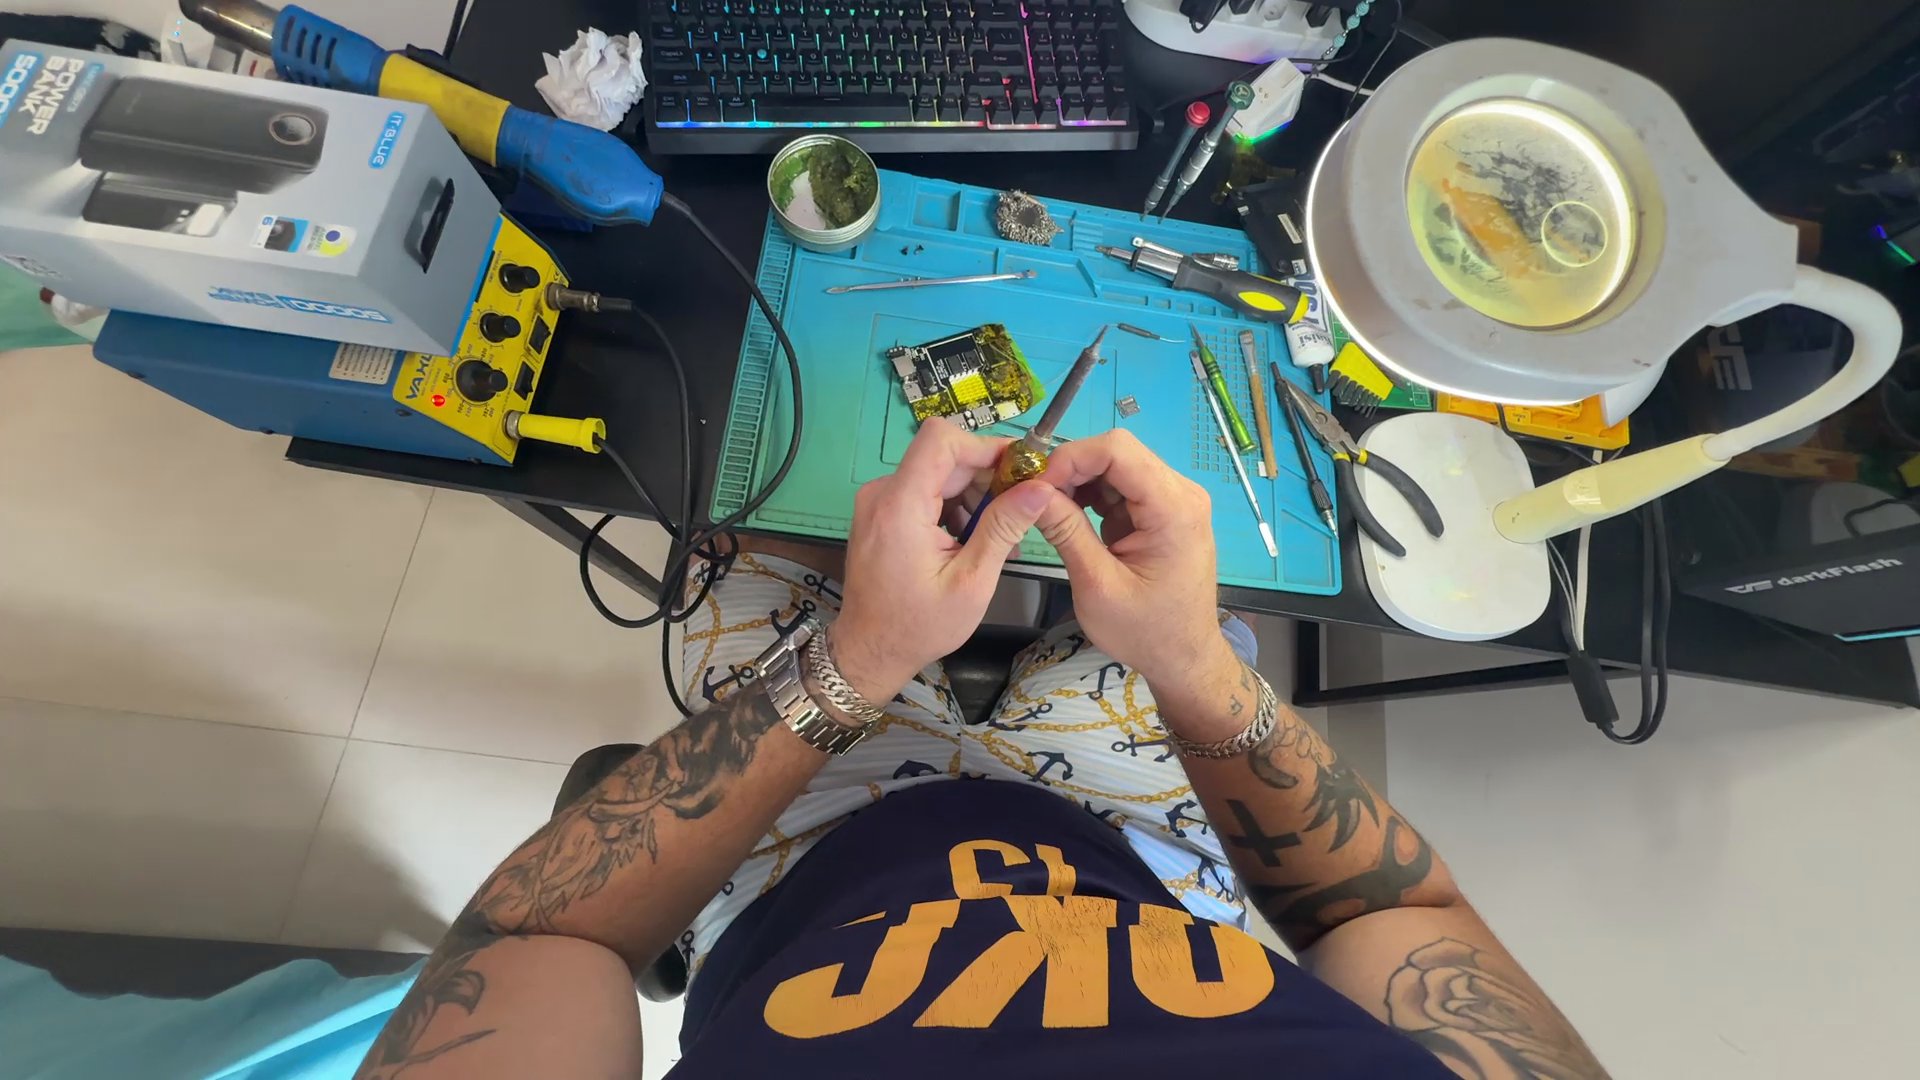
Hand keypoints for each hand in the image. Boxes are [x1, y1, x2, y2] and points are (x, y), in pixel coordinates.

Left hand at [831, 418, 1056, 705]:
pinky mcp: (880, 513)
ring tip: (998, 536)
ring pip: (936, 473)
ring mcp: (877, 502)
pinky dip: (952, 507)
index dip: (983, 446)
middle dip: (985, 477)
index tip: (1017, 470)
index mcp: (900, 506)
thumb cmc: (920, 626)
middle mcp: (882, 493)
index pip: (941, 439)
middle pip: (942, 457)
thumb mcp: (971, 581)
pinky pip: (923, 491)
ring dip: (972, 495)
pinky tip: (972, 540)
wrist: (869, 651)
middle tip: (1018, 511)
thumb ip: (1003, 528)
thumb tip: (1040, 487)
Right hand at [1029, 431, 1245, 732]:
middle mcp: (1180, 493)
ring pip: (1115, 466)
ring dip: (1078, 481)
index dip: (1071, 458)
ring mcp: (1172, 500)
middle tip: (1035, 497)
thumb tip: (1030, 491)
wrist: (1183, 658)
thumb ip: (1065, 532)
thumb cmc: (1144, 631)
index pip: (1118, 451)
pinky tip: (1068, 516)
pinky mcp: (1160, 511)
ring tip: (1047, 510)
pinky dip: (1090, 494)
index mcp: (1173, 508)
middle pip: (1117, 453)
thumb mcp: (1097, 585)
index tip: (1037, 486)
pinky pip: (1120, 485)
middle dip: (1071, 468)